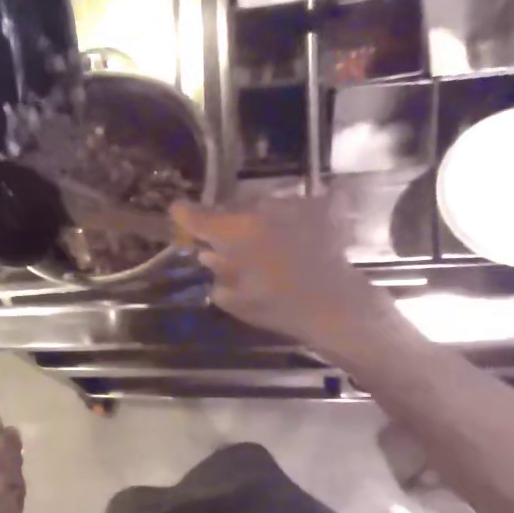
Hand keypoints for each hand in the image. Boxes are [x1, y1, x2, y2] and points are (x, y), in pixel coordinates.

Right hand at [171, 198, 397, 353]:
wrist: (336, 304)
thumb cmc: (281, 308)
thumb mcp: (237, 300)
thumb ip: (218, 274)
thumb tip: (209, 256)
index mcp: (236, 232)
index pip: (199, 216)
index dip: (184, 215)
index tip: (177, 213)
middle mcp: (260, 210)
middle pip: (231, 212)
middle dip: (225, 226)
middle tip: (223, 246)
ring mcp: (290, 205)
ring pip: (259, 210)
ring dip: (254, 224)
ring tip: (259, 247)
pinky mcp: (315, 207)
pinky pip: (286, 212)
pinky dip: (280, 225)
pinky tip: (286, 245)